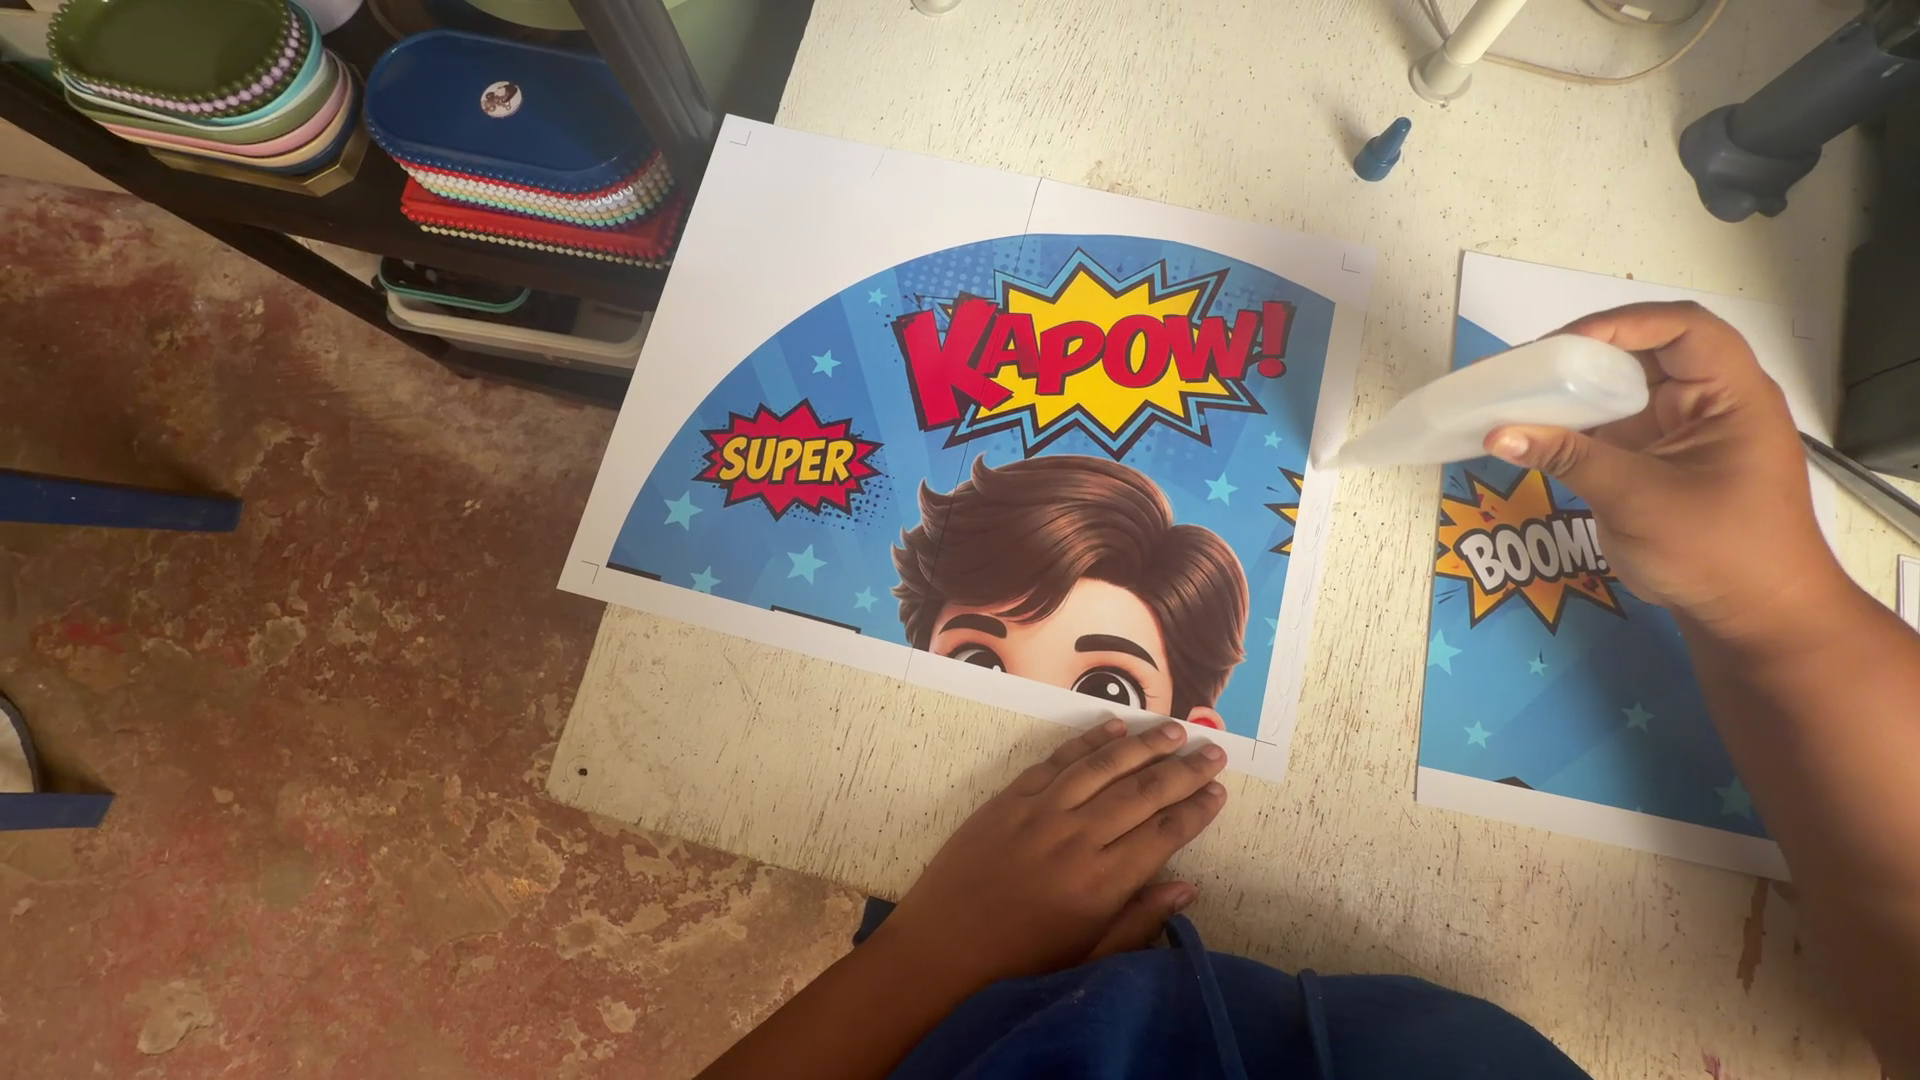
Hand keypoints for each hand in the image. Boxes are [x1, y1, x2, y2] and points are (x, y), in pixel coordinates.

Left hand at [867, 718, 1227, 995]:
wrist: (942, 946)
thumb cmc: (1018, 963)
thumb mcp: (1086, 957)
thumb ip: (1140, 921)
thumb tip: (1188, 888)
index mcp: (1100, 883)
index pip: (1163, 834)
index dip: (1195, 809)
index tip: (1219, 789)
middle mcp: (1076, 837)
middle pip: (1141, 793)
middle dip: (1181, 769)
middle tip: (1212, 749)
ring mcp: (1041, 811)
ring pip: (1102, 767)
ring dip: (1142, 745)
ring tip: (1173, 730)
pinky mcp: (1011, 797)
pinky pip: (1057, 760)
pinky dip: (1087, 741)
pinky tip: (1113, 728)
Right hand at [1484, 301, 1846, 635]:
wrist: (1745, 611)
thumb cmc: (1717, 550)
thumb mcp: (1639, 498)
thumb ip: (1568, 458)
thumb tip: (1496, 433)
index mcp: (1729, 397)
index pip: (1683, 331)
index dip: (1623, 325)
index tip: (1559, 347)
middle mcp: (1700, 404)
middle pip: (1638, 355)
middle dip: (1576, 356)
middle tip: (1517, 369)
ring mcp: (1669, 432)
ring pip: (1612, 391)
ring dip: (1561, 391)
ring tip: (1507, 394)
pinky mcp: (1641, 460)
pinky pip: (1596, 428)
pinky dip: (1558, 426)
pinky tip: (1519, 430)